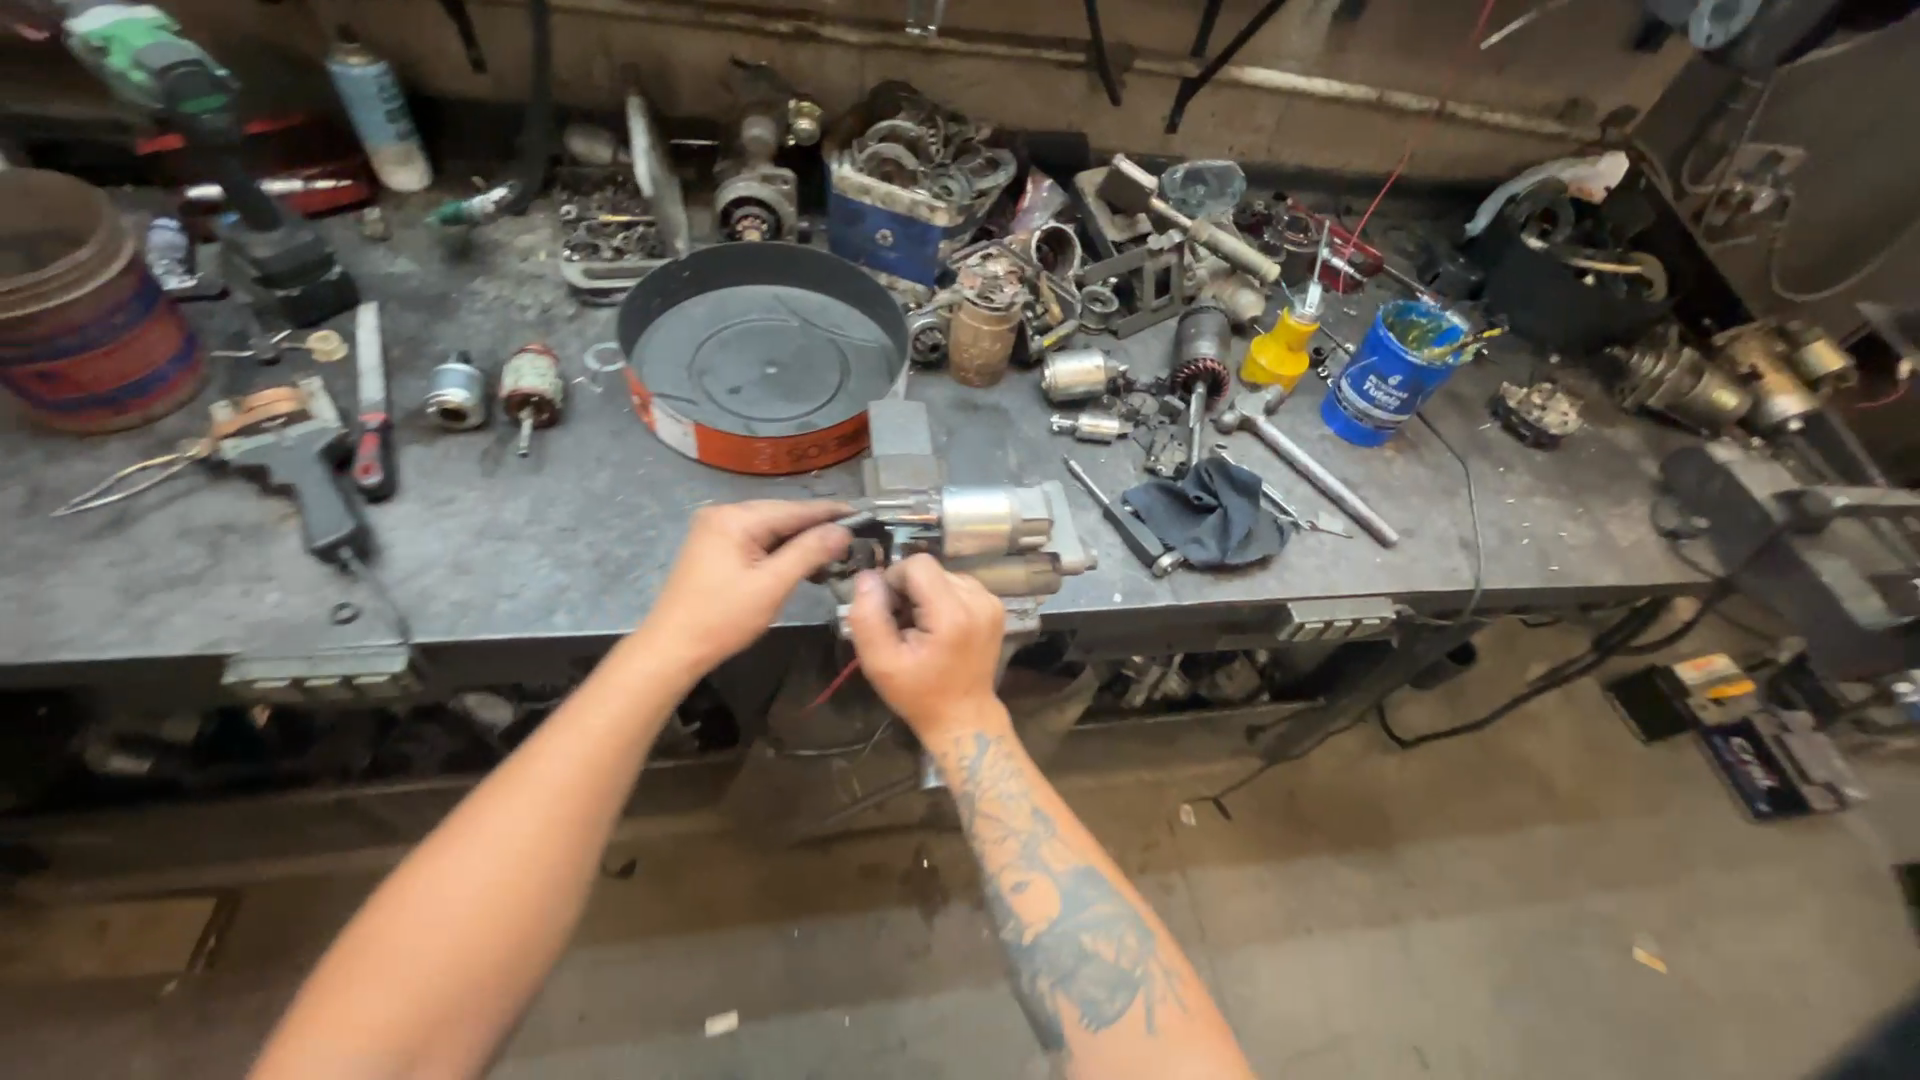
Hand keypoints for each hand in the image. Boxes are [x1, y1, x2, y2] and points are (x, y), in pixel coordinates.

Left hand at [638, 500, 849, 671]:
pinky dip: (780, 551)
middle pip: (782, 515)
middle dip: (816, 528)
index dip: (830, 513)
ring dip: (800, 541)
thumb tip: (842, 531)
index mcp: (734, 518)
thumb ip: (808, 553)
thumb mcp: (771, 586)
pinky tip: (801, 563)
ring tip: (834, 553)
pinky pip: (757, 540)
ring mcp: (716, 530)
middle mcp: (723, 514)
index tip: (862, 514)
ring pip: (771, 528)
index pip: (794, 509)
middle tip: (854, 539)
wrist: (672, 647)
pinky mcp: (714, 547)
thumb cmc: (722, 619)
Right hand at [846, 554, 1008, 741]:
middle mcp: (979, 600)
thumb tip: (867, 577)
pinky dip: (943, 600)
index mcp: (953, 614)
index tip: (889, 611)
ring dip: (926, 595)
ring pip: (944, 575)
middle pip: (931, 570)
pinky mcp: (995, 607)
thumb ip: (867, 616)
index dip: (895, 581)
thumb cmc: (918, 693)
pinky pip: (959, 586)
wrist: (962, 715)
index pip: (918, 564)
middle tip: (903, 626)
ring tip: (921, 629)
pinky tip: (938, 627)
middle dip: (910, 590)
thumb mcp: (880, 662)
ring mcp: (991, 602)